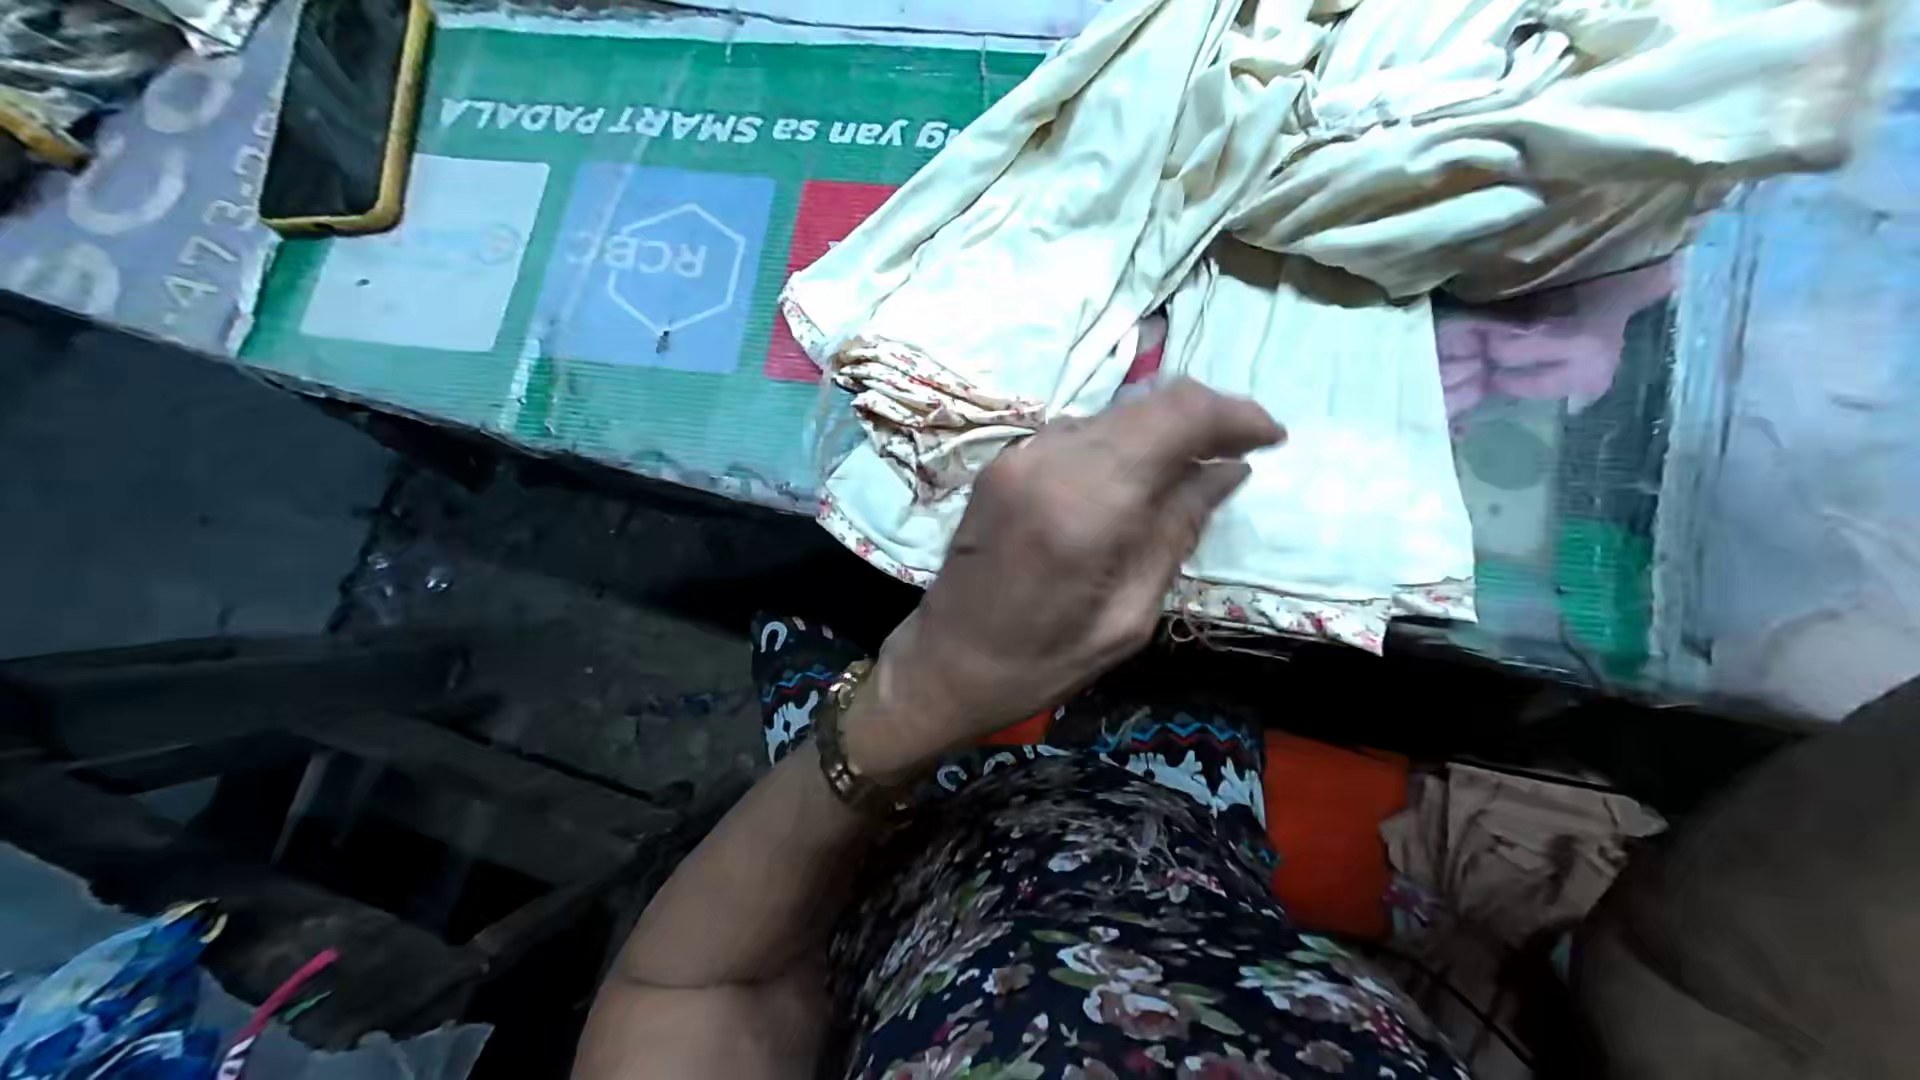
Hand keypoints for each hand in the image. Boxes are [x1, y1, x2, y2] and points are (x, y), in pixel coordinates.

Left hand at [848, 378, 1284, 774]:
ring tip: (1191, 472)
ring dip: (1160, 432)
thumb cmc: (1039, 662)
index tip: (1272, 437)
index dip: (1233, 414)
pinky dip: (1120, 445)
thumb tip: (1227, 470)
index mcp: (1084, 507)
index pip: (1174, 417)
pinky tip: (1135, 480)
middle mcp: (1046, 462)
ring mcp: (1017, 457)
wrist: (943, 662)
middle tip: (1239, 451)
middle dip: (1204, 418)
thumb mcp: (1127, 618)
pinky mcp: (1002, 464)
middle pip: (1146, 404)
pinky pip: (1078, 434)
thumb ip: (1176, 532)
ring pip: (1112, 415)